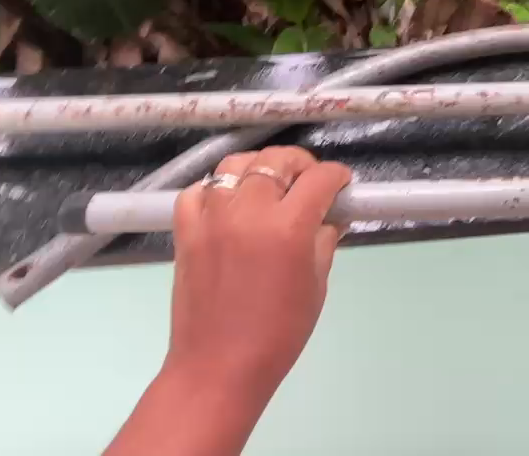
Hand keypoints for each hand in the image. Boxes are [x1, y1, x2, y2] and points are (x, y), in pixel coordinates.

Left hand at [163, 146, 352, 400]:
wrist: (218, 369)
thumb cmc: (278, 333)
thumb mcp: (317, 284)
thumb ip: (325, 239)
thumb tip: (333, 215)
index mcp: (289, 227)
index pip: (320, 178)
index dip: (337, 176)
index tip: (342, 184)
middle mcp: (249, 211)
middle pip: (277, 159)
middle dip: (301, 164)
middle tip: (309, 182)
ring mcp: (212, 218)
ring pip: (235, 164)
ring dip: (258, 168)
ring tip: (268, 185)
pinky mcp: (186, 231)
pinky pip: (197, 192)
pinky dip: (214, 189)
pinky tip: (228, 203)